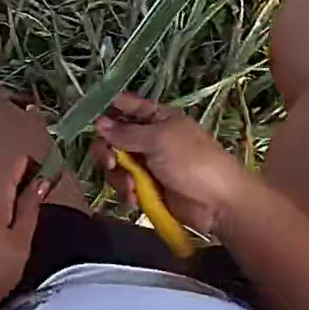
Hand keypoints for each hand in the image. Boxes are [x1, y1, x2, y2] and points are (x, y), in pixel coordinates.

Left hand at [0, 149, 48, 309]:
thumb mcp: (19, 245)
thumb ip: (30, 208)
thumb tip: (43, 181)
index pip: (16, 160)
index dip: (35, 168)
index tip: (45, 189)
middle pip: (0, 174)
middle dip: (19, 187)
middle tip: (31, 217)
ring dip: (2, 202)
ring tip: (11, 233)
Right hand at [92, 93, 256, 233]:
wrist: (219, 204)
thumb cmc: (192, 161)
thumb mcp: (159, 139)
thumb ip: (126, 132)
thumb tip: (98, 123)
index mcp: (156, 117)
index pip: (125, 105)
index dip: (106, 111)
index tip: (89, 120)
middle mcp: (148, 137)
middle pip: (113, 137)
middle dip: (106, 150)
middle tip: (110, 163)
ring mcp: (147, 163)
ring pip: (115, 163)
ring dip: (117, 175)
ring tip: (130, 187)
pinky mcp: (147, 187)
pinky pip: (124, 184)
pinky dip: (125, 191)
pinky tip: (134, 199)